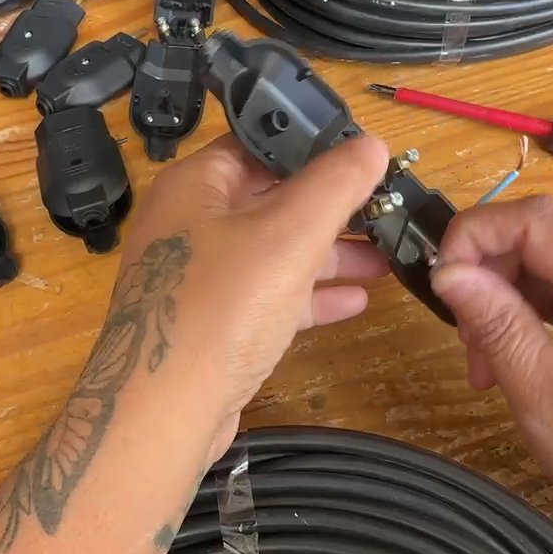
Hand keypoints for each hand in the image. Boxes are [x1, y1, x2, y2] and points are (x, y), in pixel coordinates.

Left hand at [106, 132, 389, 454]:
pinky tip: (354, 303)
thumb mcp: (289, 235)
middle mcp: (190, 226)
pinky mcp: (211, 324)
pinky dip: (307, 297)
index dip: (312, 146)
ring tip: (384, 259)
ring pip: (272, 254)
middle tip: (386, 212)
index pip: (257, 147)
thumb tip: (370, 144)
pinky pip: (266, 298)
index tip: (365, 156)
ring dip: (327, 257)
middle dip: (331, 210)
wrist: (167, 409)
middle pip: (270, 202)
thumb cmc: (224, 306)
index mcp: (194, 187)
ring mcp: (198, 279)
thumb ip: (334, 186)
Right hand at [429, 197, 552, 542]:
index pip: (538, 221)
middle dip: (489, 273)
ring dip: (506, 293)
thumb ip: (496, 325)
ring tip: (489, 358)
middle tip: (467, 342)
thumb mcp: (544, 399)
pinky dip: (533, 303)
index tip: (439, 285)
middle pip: (544, 230)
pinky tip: (520, 347)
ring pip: (552, 251)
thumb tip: (444, 271)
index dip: (473, 237)